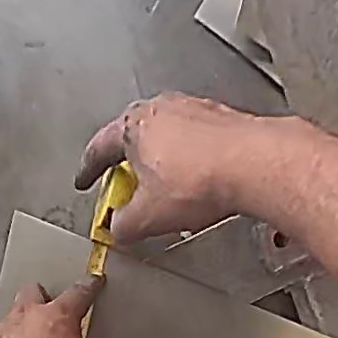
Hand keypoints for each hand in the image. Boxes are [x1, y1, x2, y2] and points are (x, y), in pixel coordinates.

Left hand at [0, 278, 101, 337]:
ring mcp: (1, 334)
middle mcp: (24, 318)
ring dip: (22, 328)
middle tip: (51, 318)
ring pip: (12, 317)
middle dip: (42, 300)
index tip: (92, 284)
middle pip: (32, 291)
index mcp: (56, 317)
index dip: (87, 287)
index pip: (77, 292)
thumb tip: (69, 335)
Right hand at [82, 93, 337, 282]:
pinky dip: (184, 165)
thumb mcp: (146, 217)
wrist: (253, 165)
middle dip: (126, 169)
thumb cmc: (200, 180)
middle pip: (132, 141)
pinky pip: (191, 144)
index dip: (88, 170)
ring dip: (158, 167)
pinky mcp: (220, 122)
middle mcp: (163, 108)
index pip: (99, 148)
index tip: (84, 180)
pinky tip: (192, 187)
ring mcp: (194, 110)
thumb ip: (122, 225)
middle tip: (125, 193)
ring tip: (162, 195)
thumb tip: (117, 228)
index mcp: (134, 126)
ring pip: (164, 140)